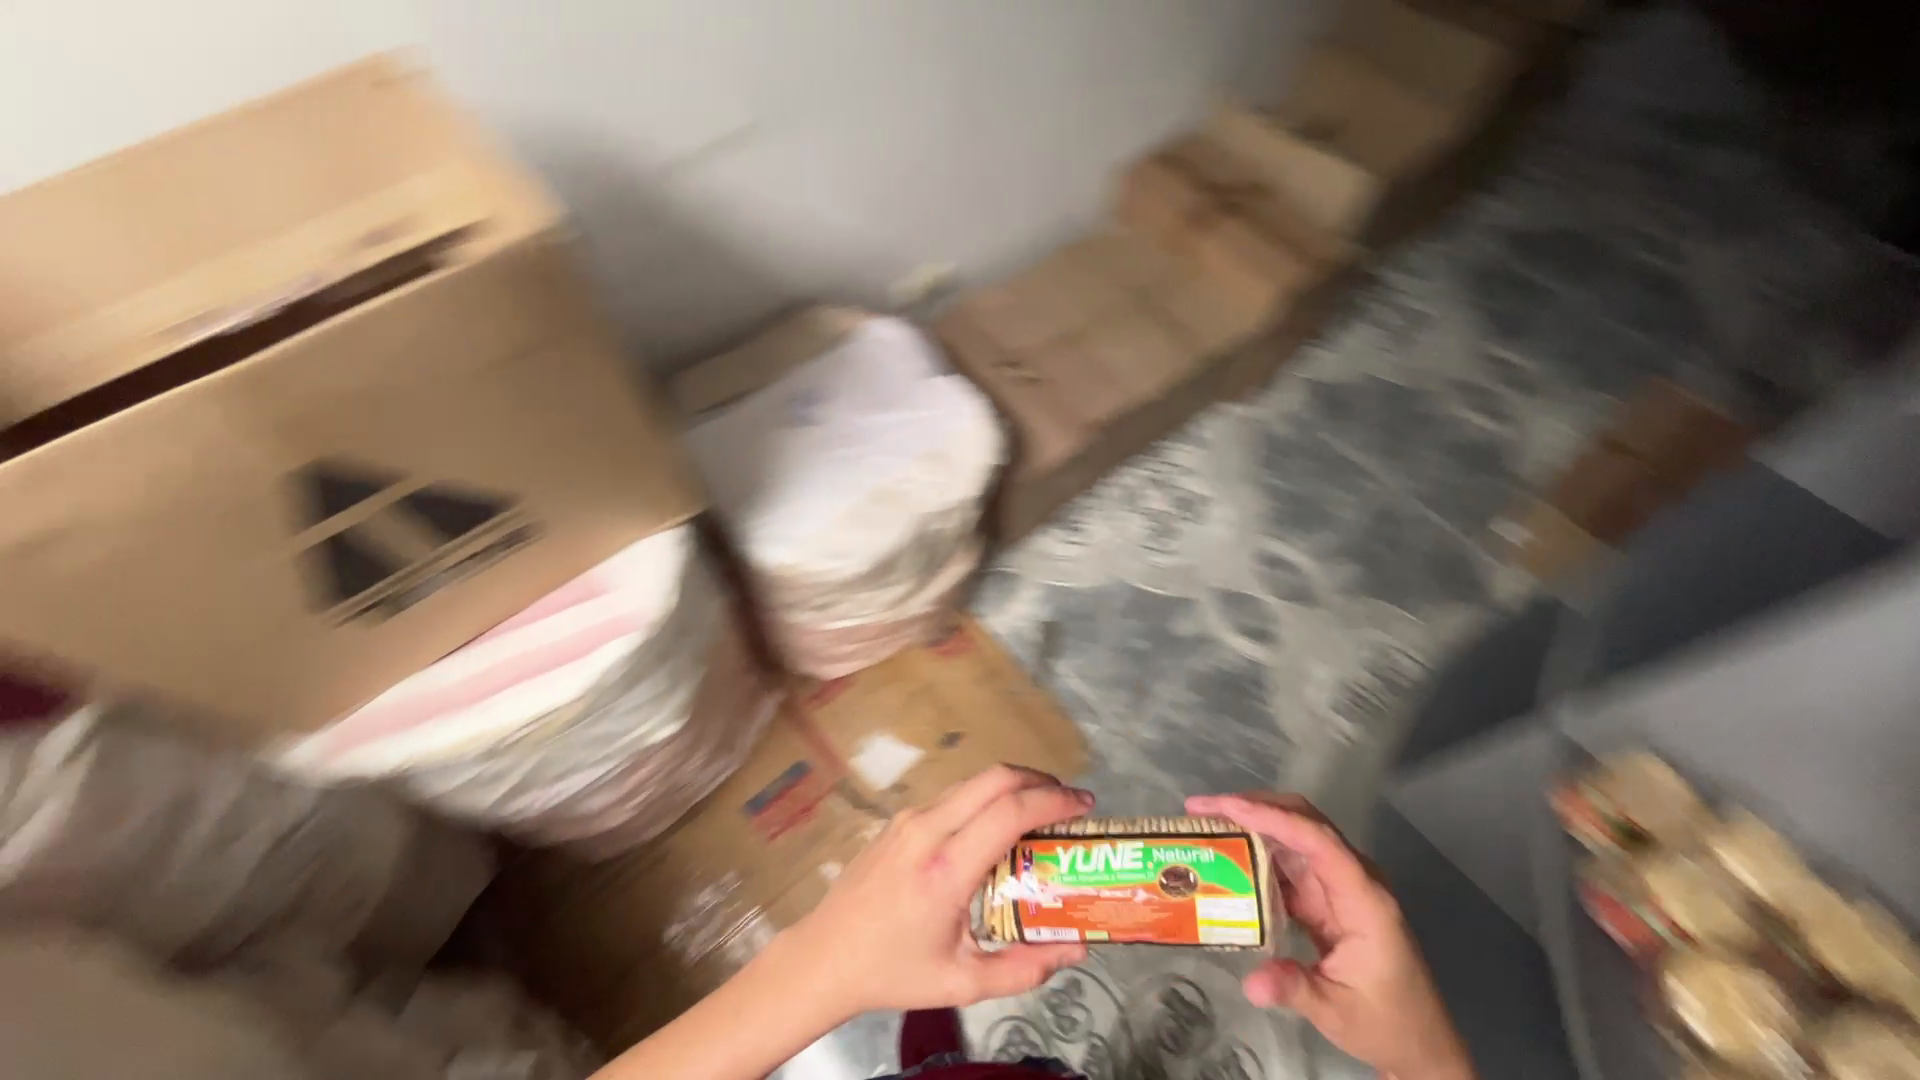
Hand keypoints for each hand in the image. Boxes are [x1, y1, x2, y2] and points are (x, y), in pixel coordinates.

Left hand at [784, 765, 1094, 1014]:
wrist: (824, 956)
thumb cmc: (894, 971)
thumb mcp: (962, 982)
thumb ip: (1024, 969)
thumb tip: (1077, 950)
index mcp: (945, 869)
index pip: (1008, 812)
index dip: (1053, 801)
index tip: (1084, 805)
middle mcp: (927, 830)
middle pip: (994, 779)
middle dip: (1040, 781)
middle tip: (1070, 802)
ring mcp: (909, 819)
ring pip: (972, 782)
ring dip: (1012, 785)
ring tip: (1041, 811)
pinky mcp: (898, 820)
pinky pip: (953, 795)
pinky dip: (986, 797)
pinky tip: (998, 825)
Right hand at [1186, 794, 1473, 1079]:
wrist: (1420, 1045)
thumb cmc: (1389, 1024)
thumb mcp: (1338, 1012)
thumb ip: (1295, 990)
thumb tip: (1251, 984)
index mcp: (1364, 898)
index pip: (1317, 840)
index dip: (1273, 818)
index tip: (1226, 807)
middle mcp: (1353, 879)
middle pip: (1304, 822)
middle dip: (1254, 807)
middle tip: (1202, 809)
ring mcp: (1339, 886)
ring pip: (1293, 836)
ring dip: (1251, 824)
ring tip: (1206, 824)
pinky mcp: (1326, 898)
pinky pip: (1288, 863)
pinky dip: (1256, 853)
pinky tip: (1226, 856)